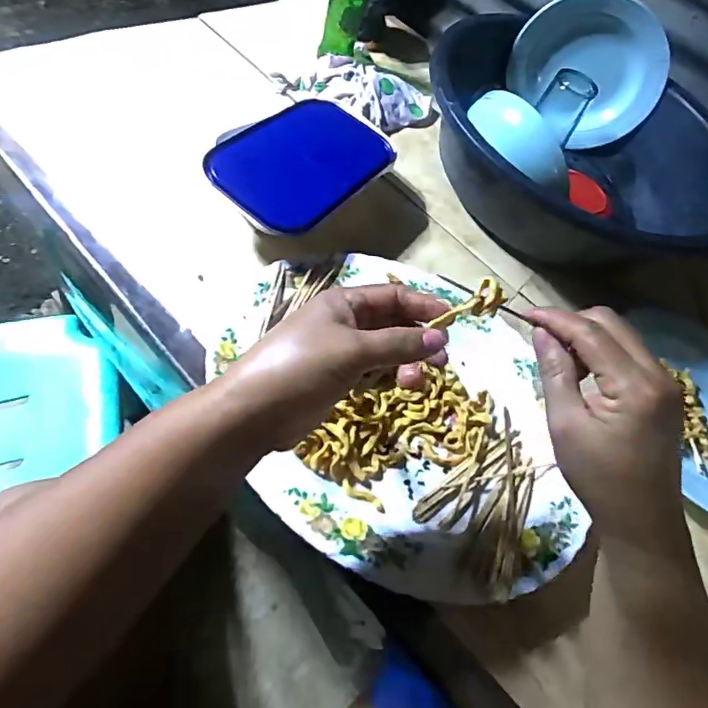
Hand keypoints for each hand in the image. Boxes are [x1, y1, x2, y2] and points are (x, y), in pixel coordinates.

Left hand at [216, 284, 451, 450]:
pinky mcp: (338, 379)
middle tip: (440, 361)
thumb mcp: (353, 350)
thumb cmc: (302, 367)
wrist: (255, 411)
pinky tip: (402, 388)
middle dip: (417, 338)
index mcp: (343, 303)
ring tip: (418, 382)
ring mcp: (341, 351)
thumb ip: (399, 343)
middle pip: (392, 323)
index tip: (452, 321)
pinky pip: (375, 372)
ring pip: (386, 350)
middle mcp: (344, 322)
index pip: (393, 296)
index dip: (423, 305)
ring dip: (407, 361)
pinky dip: (391, 377)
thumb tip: (441, 338)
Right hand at [527, 307, 689, 554]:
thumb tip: (542, 332)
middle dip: (572, 322)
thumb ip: (555, 372)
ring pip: (621, 335)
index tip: (524, 314)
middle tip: (542, 339)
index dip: (555, 318)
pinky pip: (630, 354)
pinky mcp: (665, 392)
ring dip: (588, 336)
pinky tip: (583, 372)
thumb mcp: (565, 424)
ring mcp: (666, 383)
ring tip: (559, 359)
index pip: (590, 332)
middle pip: (610, 323)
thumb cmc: (598, 479)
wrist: (643, 523)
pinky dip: (603, 351)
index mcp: (635, 385)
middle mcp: (658, 375)